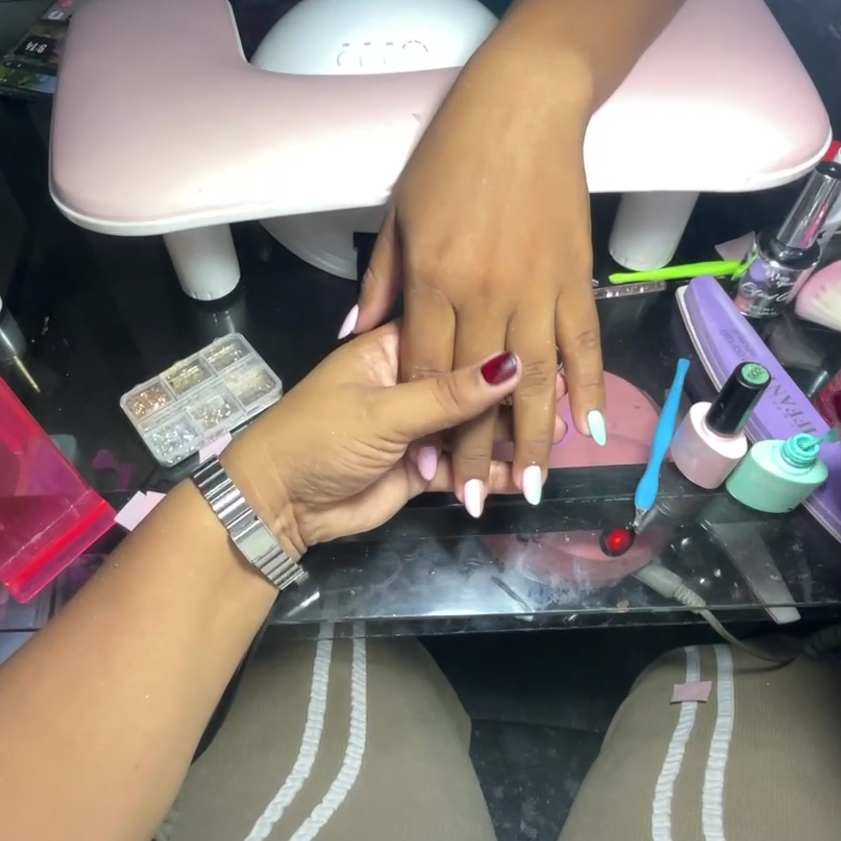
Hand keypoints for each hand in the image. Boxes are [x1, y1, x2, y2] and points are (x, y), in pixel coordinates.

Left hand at [219, 325, 523, 556]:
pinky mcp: (419, 469)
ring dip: (505, 437)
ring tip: (553, 440)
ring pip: (471, 429)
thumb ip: (447, 395)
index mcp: (393, 351)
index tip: (547, 353)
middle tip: (560, 405)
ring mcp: (417, 428)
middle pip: (471, 386)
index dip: (500, 346)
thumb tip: (511, 364)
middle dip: (511, 399)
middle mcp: (410, 383)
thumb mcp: (382, 412)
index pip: (456, 337)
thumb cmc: (320, 438)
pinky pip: (461, 467)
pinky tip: (520, 478)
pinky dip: (486, 474)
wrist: (280, 503)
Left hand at [350, 50, 605, 516]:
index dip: (426, 420)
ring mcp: (534, 290)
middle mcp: (483, 296)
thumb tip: (351, 330)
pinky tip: (586, 429)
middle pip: (477, 390)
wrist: (521, 105)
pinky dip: (587, 389)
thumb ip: (380, 282)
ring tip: (532, 486)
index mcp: (432, 283)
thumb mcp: (398, 216)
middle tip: (485, 500)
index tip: (429, 468)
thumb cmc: (448, 157)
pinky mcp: (574, 279)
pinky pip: (582, 345)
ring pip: (534, 381)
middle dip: (479, 451)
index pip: (425, 368)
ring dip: (533, 439)